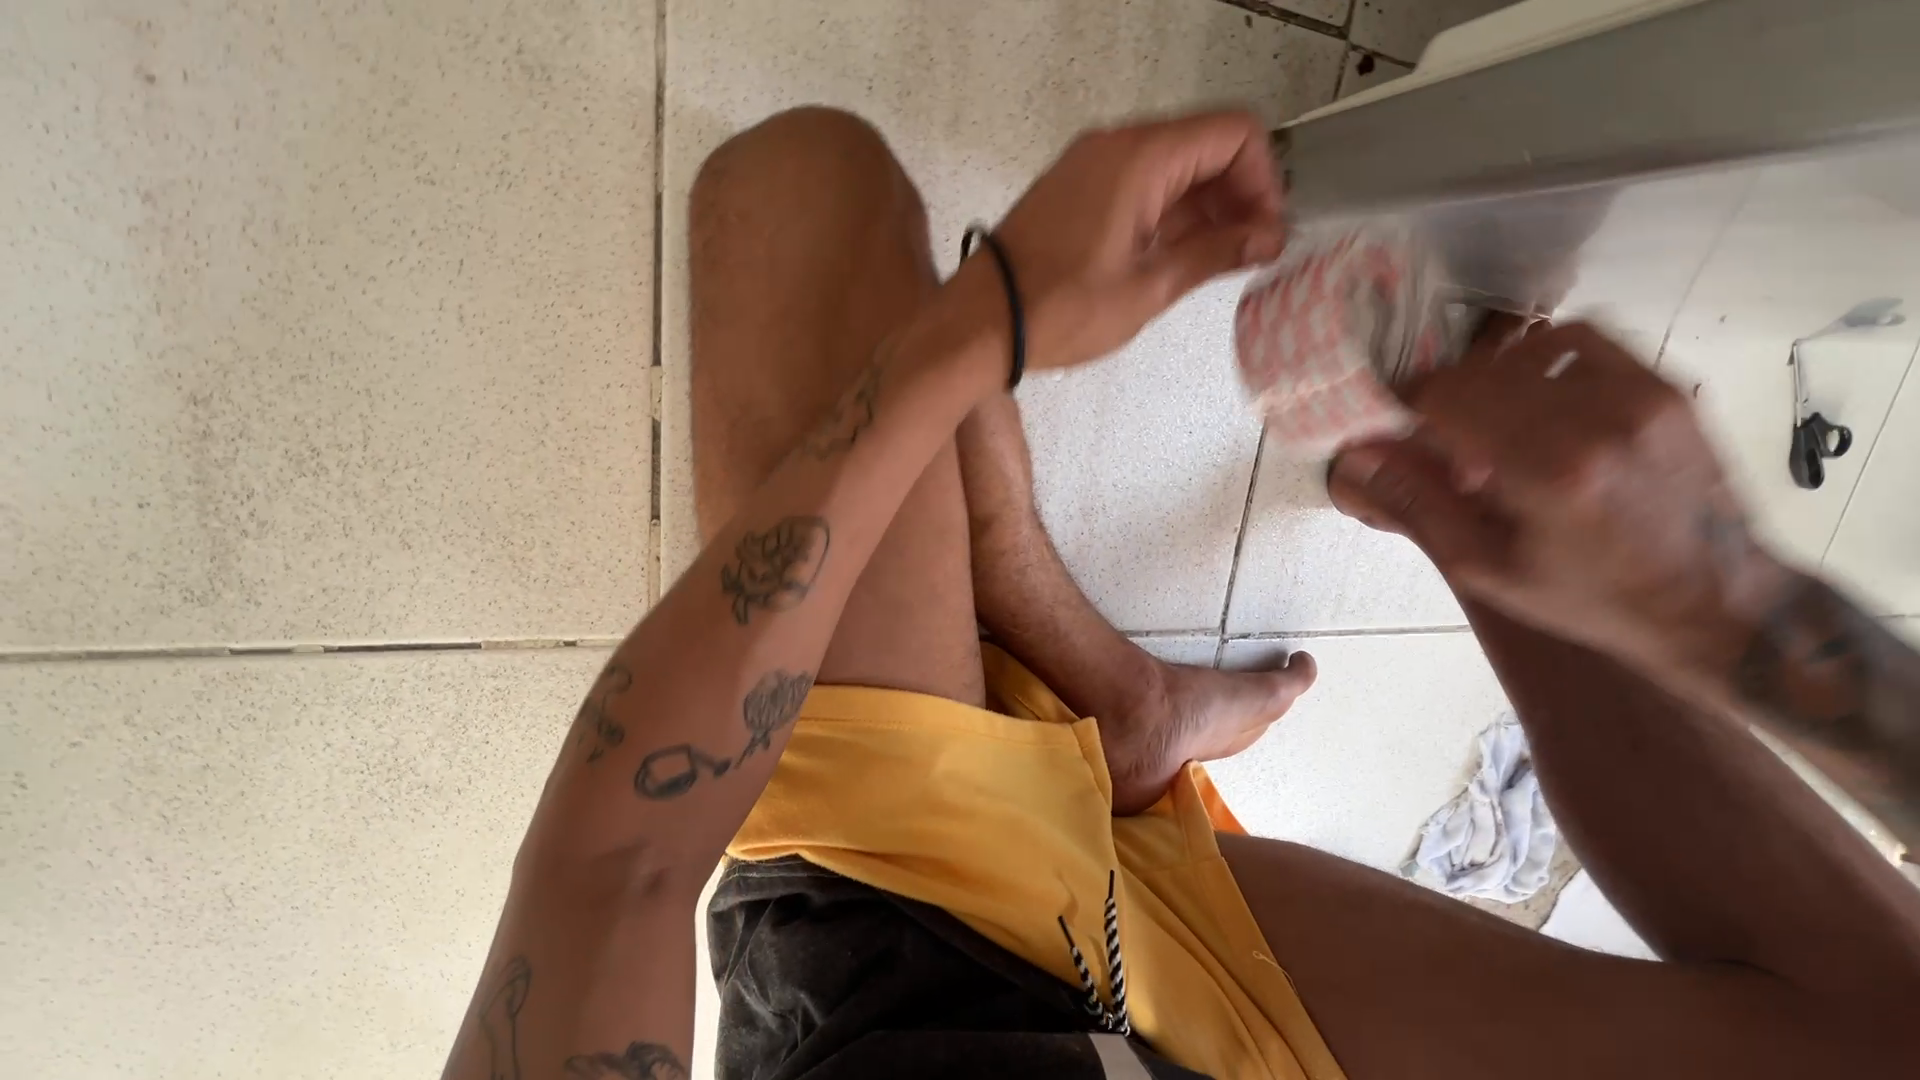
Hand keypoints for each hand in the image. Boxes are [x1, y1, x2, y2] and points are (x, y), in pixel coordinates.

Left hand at [987, 110, 1287, 370]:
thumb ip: (1213, 254)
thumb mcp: (1146, 288)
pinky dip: (1166, 211)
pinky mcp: (1074, 189)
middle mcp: (1113, 146)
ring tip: (1216, 260)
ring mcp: (1089, 165)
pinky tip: (1175, 254)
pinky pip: (1137, 183)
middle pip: (1204, 145)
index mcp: (1138, 158)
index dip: (1264, 179)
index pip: (1233, 133)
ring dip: (1203, 206)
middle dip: (1238, 193)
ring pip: (1171, 166)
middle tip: (1250, 250)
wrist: (980, 325)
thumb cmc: (1054, 311)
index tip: (1268, 229)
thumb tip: (1264, 238)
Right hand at [1326, 317, 1792, 686]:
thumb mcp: (1485, 568)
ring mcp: (1639, 396)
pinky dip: (1539, 357)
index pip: (1446, 397)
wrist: (1716, 601)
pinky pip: (1584, 340)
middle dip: (1441, 397)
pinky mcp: (1665, 388)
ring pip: (1527, 348)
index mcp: (1547, 472)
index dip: (1404, 405)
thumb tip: (1358, 454)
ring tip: (1484, 417)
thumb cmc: (1590, 596)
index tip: (1390, 427)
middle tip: (1434, 437)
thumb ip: (1417, 503)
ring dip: (1487, 376)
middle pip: (1481, 370)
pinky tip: (1532, 398)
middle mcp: (1597, 420)